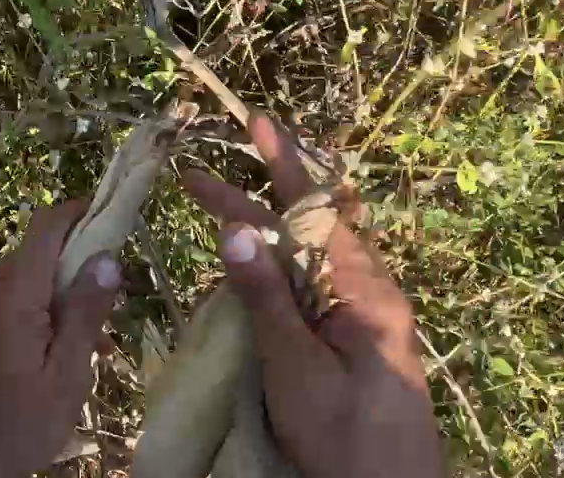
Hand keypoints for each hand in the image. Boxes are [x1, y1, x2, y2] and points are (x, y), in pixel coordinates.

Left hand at [0, 200, 122, 477]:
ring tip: (97, 344)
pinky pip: (14, 296)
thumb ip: (86, 311)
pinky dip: (42, 308)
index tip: (111, 213)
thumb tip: (107, 257)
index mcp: (16, 287)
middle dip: (80, 266)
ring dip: (64, 295)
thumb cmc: (20, 418)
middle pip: (41, 250)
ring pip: (31, 276)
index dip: (78, 211)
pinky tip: (63, 351)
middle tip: (115, 303)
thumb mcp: (67, 372)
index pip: (46, 224)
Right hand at [180, 112, 443, 477]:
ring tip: (221, 201)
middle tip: (195, 179)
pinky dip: (276, 254)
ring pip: (308, 249)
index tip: (254, 120)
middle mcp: (367, 291)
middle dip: (254, 193)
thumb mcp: (298, 370)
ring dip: (264, 222)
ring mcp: (362, 314)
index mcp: (365, 292)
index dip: (281, 162)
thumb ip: (265, 296)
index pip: (313, 210)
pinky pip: (310, 277)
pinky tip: (256, 253)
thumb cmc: (347, 442)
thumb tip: (232, 226)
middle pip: (306, 223)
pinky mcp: (351, 334)